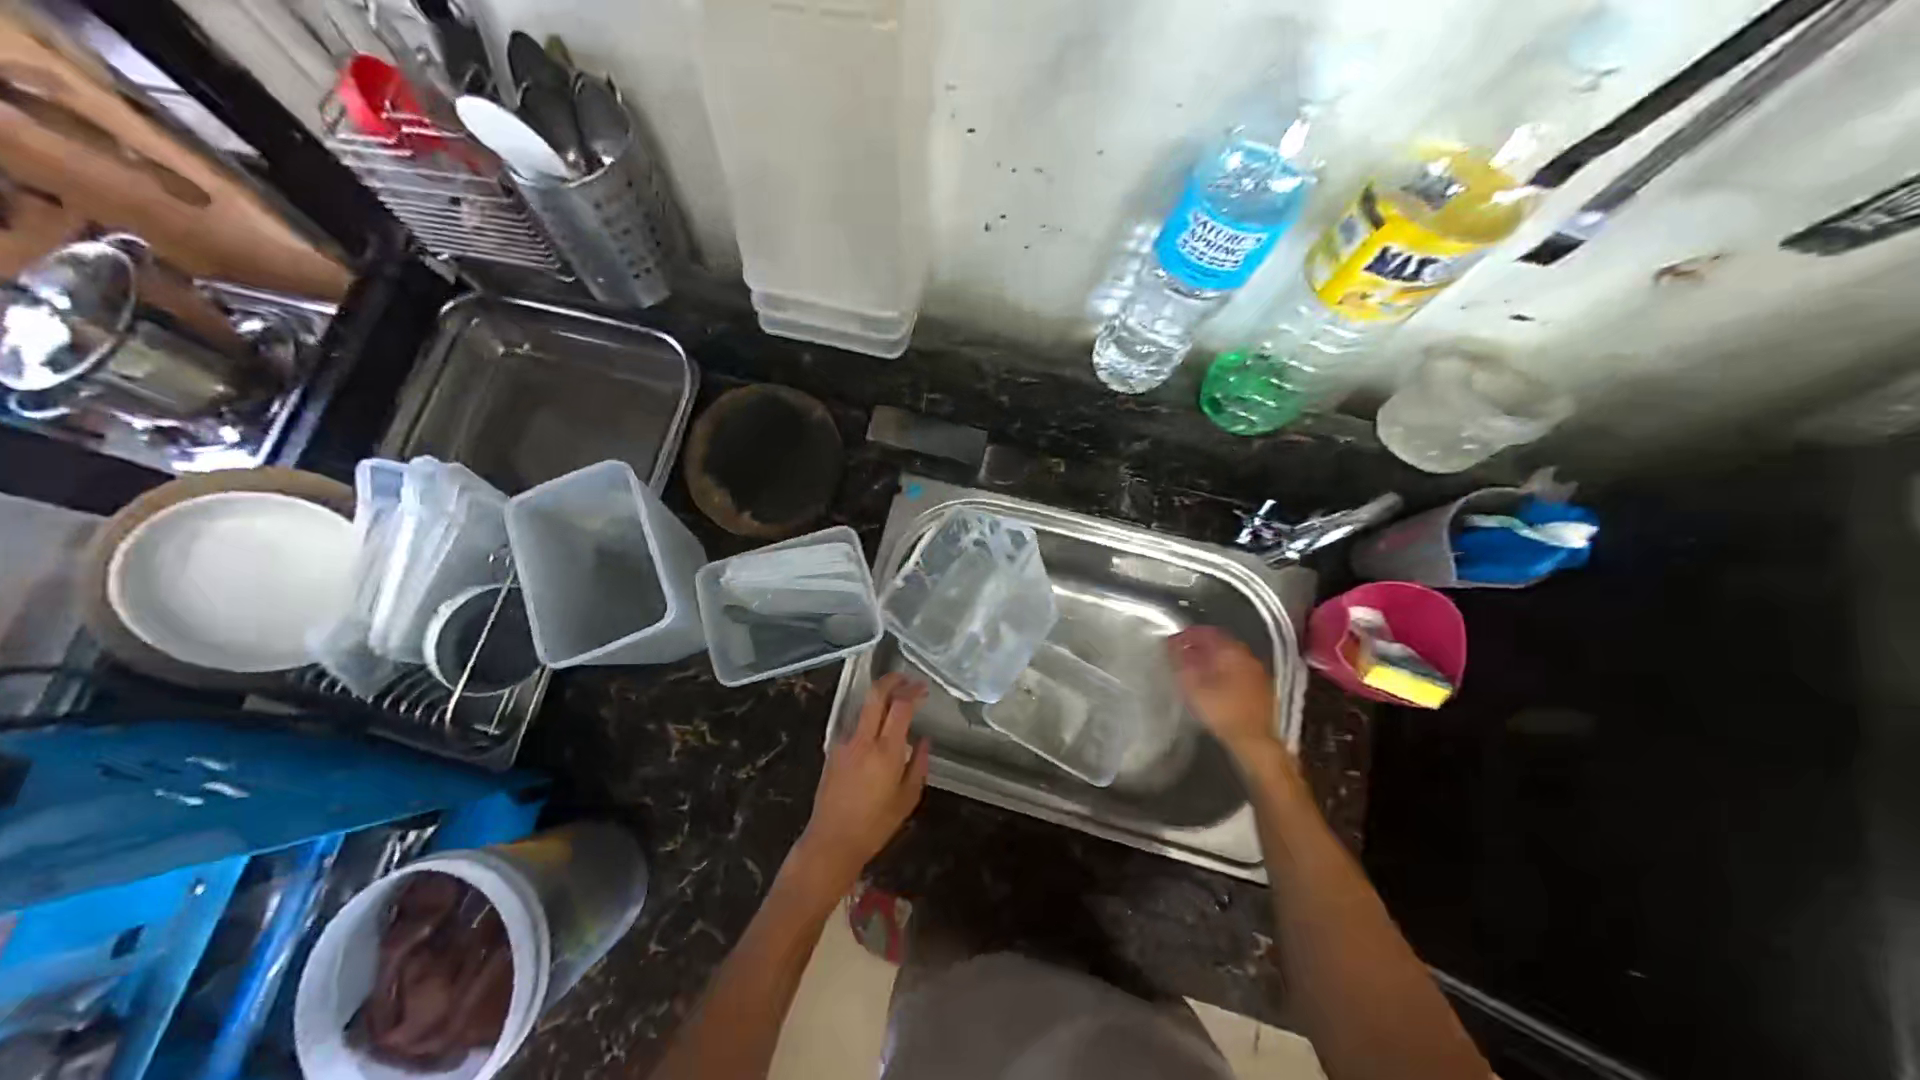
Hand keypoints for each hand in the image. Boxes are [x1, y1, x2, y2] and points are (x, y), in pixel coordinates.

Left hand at [794, 673, 930, 891]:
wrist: (832, 841)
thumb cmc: (875, 825)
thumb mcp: (908, 799)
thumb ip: (918, 765)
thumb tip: (923, 741)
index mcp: (885, 751)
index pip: (900, 706)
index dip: (913, 691)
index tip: (923, 688)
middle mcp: (863, 740)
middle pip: (875, 695)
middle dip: (892, 680)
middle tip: (907, 678)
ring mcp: (844, 743)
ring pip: (863, 708)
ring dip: (880, 698)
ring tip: (896, 700)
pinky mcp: (833, 751)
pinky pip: (855, 726)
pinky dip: (869, 718)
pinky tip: (878, 729)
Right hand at [1169, 626, 1281, 756]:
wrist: (1255, 741)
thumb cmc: (1222, 711)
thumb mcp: (1193, 686)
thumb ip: (1181, 662)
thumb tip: (1171, 645)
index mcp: (1231, 652)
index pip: (1207, 633)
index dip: (1188, 634)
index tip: (1172, 641)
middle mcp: (1247, 657)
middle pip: (1221, 643)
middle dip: (1200, 645)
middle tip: (1182, 653)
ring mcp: (1257, 673)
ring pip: (1230, 657)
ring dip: (1212, 659)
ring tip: (1195, 669)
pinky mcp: (1262, 689)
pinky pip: (1238, 671)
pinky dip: (1223, 671)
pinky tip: (1214, 684)